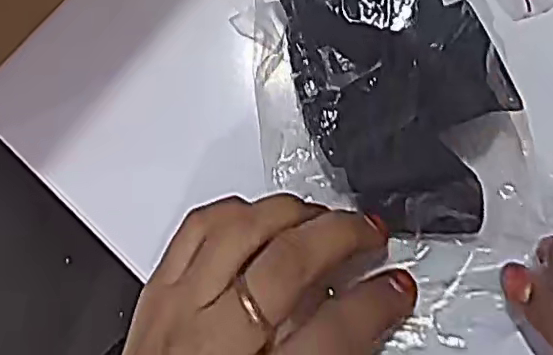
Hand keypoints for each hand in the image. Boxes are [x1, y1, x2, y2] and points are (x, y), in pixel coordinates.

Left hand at [123, 194, 416, 354]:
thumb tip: (361, 322)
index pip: (330, 336)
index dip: (373, 303)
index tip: (396, 285)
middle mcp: (213, 341)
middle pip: (285, 266)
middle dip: (337, 237)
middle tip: (368, 232)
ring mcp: (179, 307)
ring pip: (239, 231)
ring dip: (287, 211)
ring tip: (319, 212)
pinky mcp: (156, 287)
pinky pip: (196, 226)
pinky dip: (232, 210)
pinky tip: (257, 210)